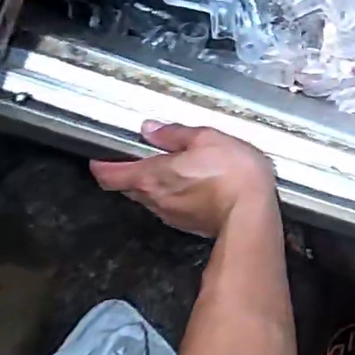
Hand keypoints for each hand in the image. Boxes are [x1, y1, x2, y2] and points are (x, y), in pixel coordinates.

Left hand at [89, 121, 277, 237]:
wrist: (253, 214)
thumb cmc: (231, 173)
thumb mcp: (206, 139)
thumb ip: (175, 134)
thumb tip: (150, 129)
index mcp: (151, 176)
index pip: (109, 176)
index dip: (101, 166)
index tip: (101, 158)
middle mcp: (155, 199)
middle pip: (128, 188)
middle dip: (131, 173)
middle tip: (145, 156)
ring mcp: (171, 215)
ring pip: (150, 198)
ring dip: (155, 185)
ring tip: (175, 168)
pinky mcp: (189, 225)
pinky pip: (172, 207)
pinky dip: (175, 195)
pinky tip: (194, 185)